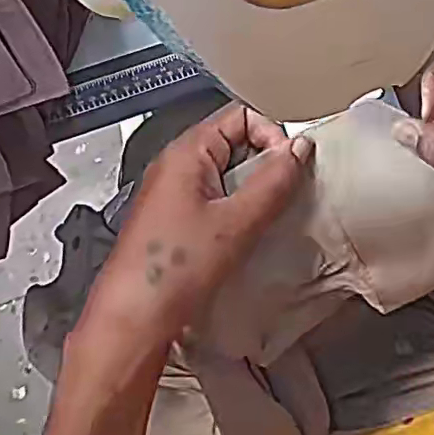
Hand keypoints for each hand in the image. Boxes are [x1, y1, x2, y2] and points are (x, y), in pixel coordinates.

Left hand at [82, 103, 313, 347]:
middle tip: (282, 194)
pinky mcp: (176, 216)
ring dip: (254, 188)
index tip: (288, 167)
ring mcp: (175, 190)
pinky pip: (216, 195)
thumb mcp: (237, 222)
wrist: (133, 320)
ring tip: (265, 217)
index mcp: (187, 151)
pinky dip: (238, 206)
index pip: (241, 114)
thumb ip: (275, 181)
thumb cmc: (176, 268)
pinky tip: (246, 233)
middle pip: (235, 140)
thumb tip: (301, 147)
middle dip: (266, 162)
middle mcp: (177, 163)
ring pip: (228, 171)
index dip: (271, 133)